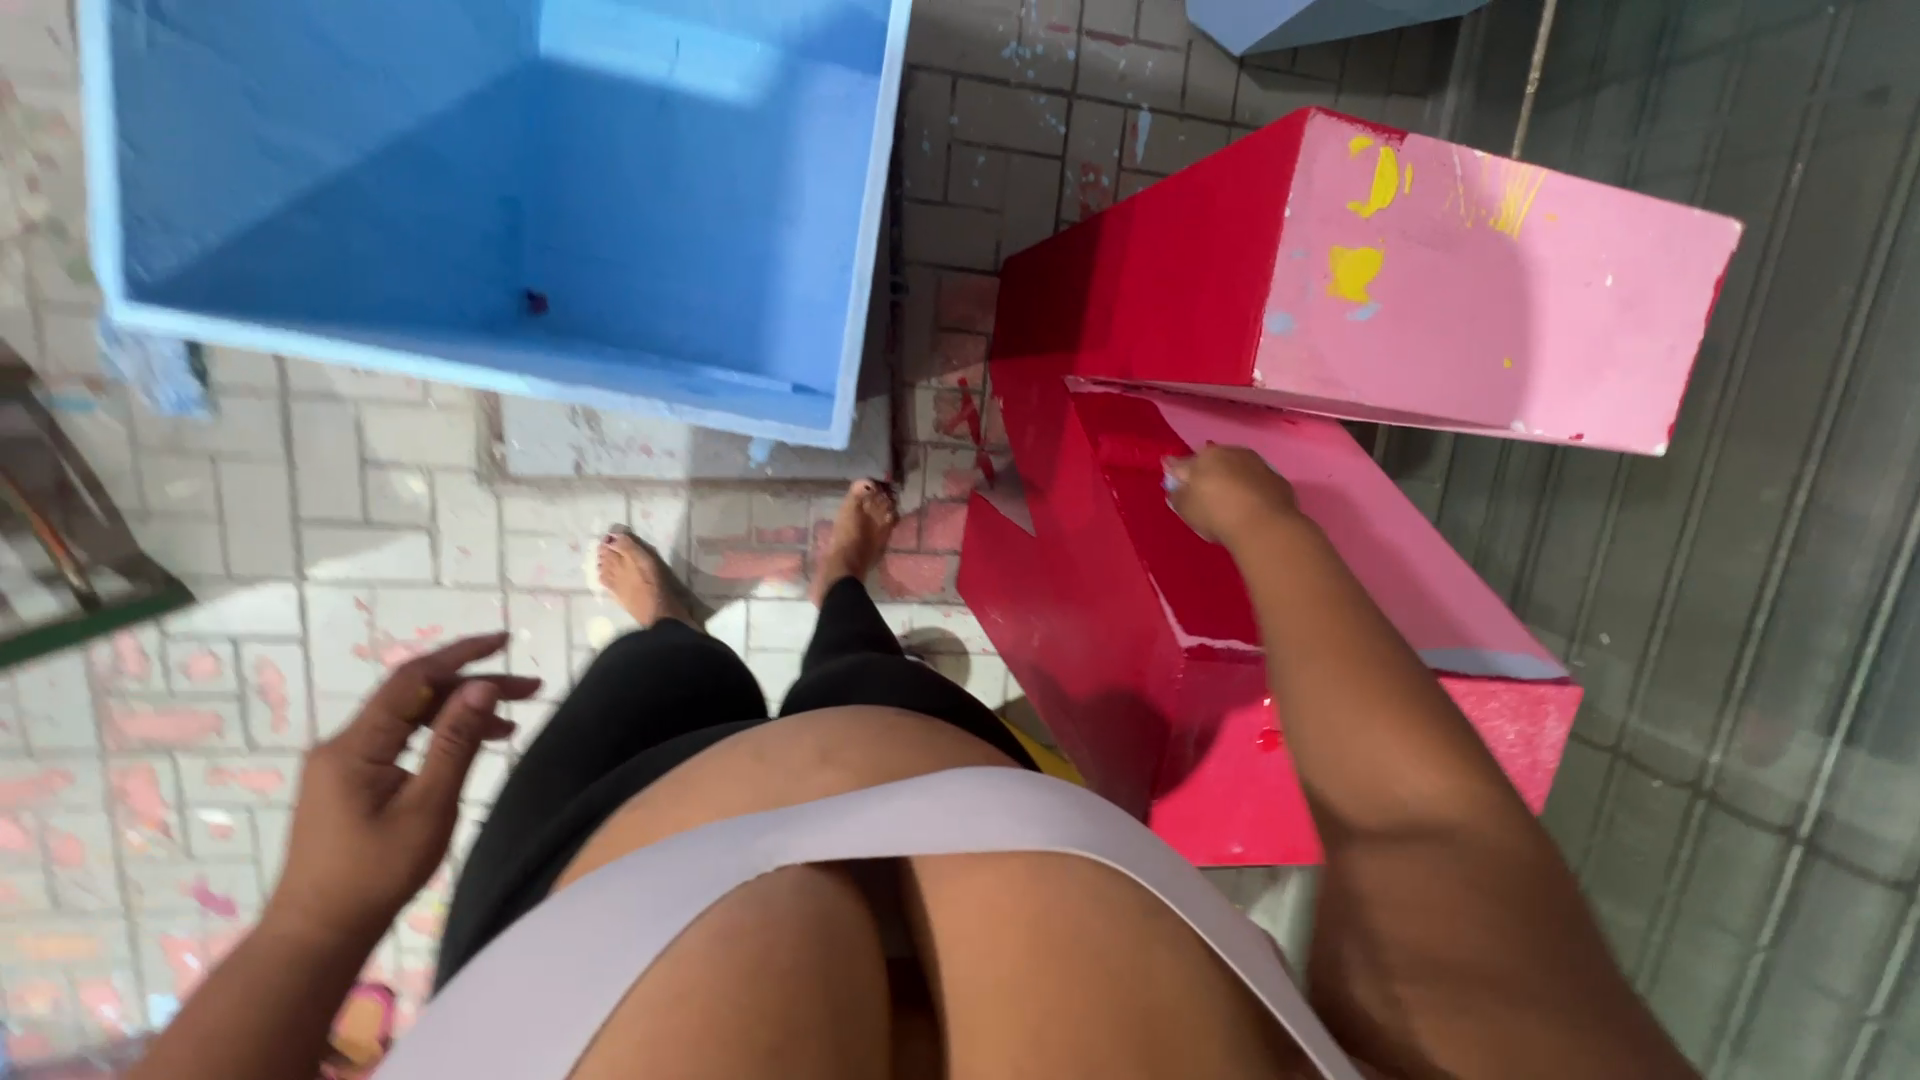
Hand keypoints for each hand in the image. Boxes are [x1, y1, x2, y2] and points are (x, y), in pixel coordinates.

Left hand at [265, 633, 540, 942]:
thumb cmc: (375, 873)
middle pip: (415, 695)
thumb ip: (455, 742)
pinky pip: (403, 739)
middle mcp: (344, 745)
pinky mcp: (351, 781)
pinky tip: (475, 742)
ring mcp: (345, 764)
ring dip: (461, 709)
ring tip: (514, 717)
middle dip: (473, 685)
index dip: (460, 654)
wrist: (318, 931)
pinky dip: (442, 733)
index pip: (411, 678)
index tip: (505, 640)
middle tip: (530, 688)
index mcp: (355, 746)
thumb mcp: (428, 806)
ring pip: (411, 717)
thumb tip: (482, 687)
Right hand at [1163, 444, 1300, 545]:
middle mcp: (1232, 452)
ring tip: (1229, 501)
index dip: (1176, 473)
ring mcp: (1258, 464)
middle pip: (1213, 462)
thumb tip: (1177, 485)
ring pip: (1237, 469)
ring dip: (1231, 479)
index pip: (1182, 463)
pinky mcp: (1277, 479)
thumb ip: (1177, 493)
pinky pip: (1256, 482)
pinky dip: (1251, 490)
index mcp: (1204, 457)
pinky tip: (1250, 507)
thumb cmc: (1216, 515)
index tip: (1174, 482)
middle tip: (1203, 495)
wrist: (1265, 526)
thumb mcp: (1185, 508)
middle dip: (1207, 474)